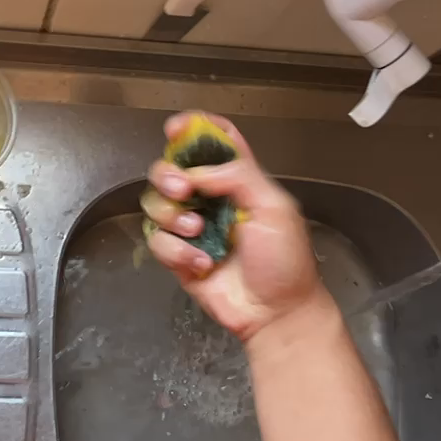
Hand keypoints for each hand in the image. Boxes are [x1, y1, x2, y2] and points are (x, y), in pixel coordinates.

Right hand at [141, 111, 329, 340]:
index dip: (193, 129)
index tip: (175, 129)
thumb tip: (196, 172)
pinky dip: (175, 250)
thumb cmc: (285, 259)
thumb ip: (238, 177)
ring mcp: (190, 227)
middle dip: (168, 175)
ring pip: (155, 204)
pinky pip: (156, 241)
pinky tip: (202, 263)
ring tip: (196, 232)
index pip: (213, 142)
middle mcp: (209, 199)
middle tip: (182, 190)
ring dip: (171, 215)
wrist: (274, 311)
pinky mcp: (177, 256)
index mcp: (237, 180)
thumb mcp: (275, 208)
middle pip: (170, 170)